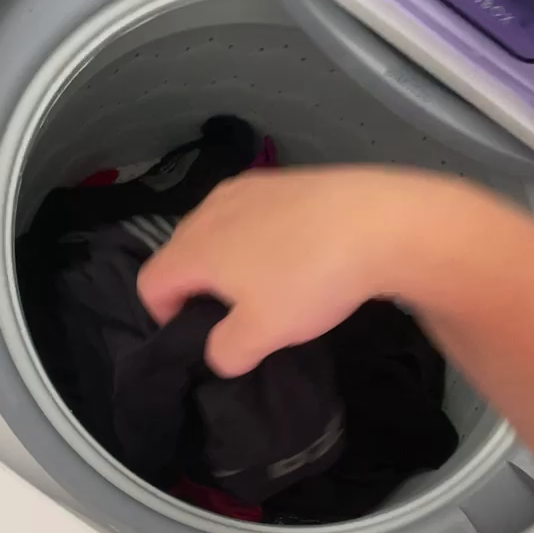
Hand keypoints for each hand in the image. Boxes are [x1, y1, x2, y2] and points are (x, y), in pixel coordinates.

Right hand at [137, 166, 504, 376]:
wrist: (383, 222)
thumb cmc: (309, 279)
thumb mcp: (263, 333)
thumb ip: (227, 351)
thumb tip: (221, 353)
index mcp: (194, 246)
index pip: (150, 283)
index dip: (164, 316)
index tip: (200, 335)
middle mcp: (211, 208)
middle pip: (180, 252)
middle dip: (196, 288)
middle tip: (234, 316)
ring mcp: (249, 187)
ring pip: (217, 230)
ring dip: (228, 262)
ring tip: (267, 285)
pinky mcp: (285, 179)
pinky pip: (252, 214)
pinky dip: (259, 238)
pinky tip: (298, 255)